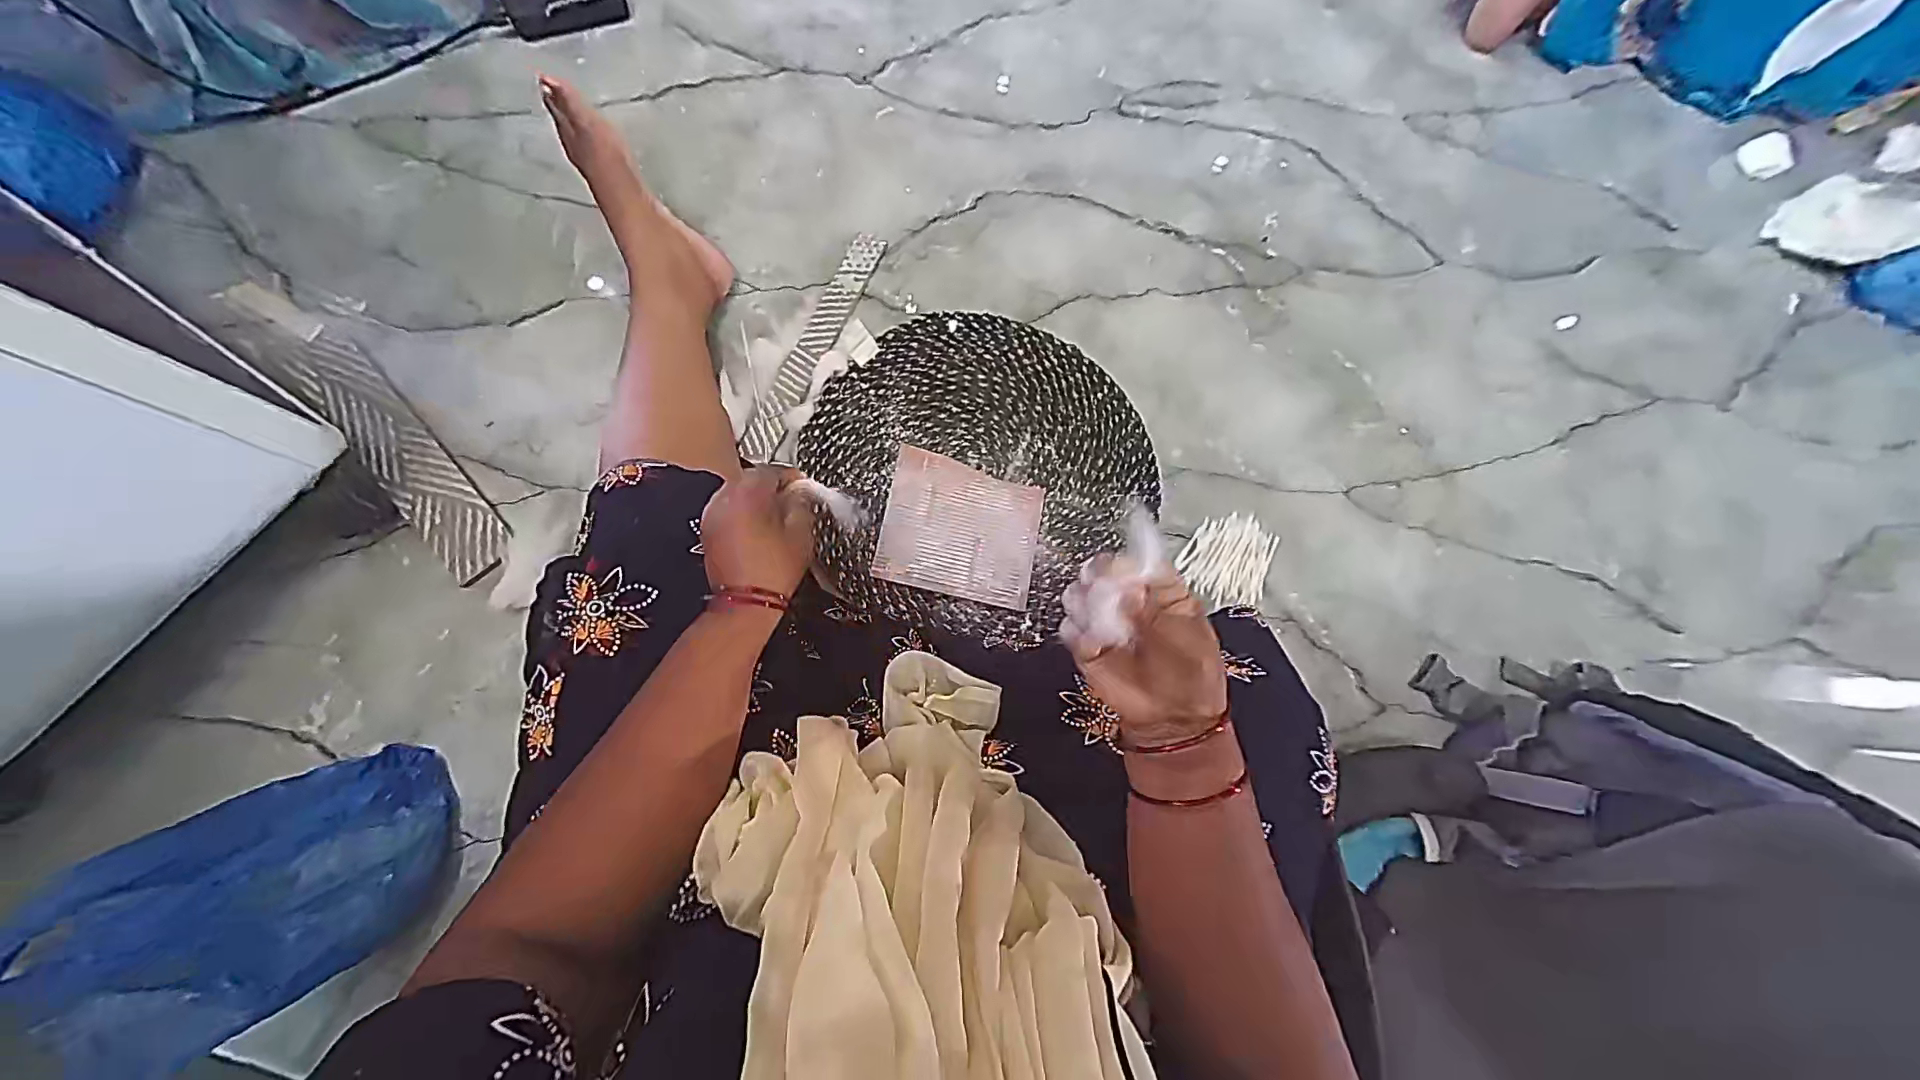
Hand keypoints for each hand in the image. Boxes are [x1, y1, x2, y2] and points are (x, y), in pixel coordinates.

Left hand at [700, 466, 816, 598]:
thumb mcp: (800, 534)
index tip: (802, 484)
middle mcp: (724, 499)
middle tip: (791, 497)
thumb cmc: (773, 571)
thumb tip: (798, 493)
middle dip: (771, 485)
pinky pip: (728, 510)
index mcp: (748, 494)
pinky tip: (758, 526)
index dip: (791, 476)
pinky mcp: (707, 530)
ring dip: (755, 498)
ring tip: (775, 512)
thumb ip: (801, 505)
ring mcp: (711, 514)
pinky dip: (742, 512)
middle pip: (750, 479)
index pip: (772, 470)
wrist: (745, 603)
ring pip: (736, 493)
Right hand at [1061, 555, 1228, 748]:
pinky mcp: (1086, 645)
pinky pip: (1070, 629)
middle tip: (1101, 591)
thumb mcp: (1185, 638)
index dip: (1128, 564)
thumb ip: (1154, 612)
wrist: (1174, 719)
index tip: (1120, 570)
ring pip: (1079, 595)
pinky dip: (1077, 633)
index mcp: (1161, 591)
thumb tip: (1129, 591)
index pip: (1139, 561)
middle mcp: (1129, 600)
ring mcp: (1104, 620)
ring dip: (1083, 603)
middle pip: (1103, 572)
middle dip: (1098, 578)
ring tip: (1099, 621)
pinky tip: (1093, 644)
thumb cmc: (1192, 676)